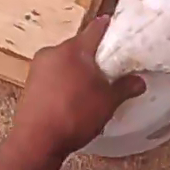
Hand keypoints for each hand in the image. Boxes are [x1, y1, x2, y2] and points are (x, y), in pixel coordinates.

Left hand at [8, 16, 144, 161]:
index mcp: (74, 49)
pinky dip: (64, 81)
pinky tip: (72, 99)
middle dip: (94, 55)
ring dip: (78, 70)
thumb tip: (139, 81)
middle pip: (79, 46)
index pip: (97, 28)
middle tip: (109, 69)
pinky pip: (53, 75)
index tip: (120, 33)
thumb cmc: (75, 116)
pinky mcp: (30, 83)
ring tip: (91, 88)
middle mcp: (53, 51)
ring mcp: (38, 67)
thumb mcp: (107, 102)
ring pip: (65, 61)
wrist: (37, 141)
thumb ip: (124, 88)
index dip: (110, 28)